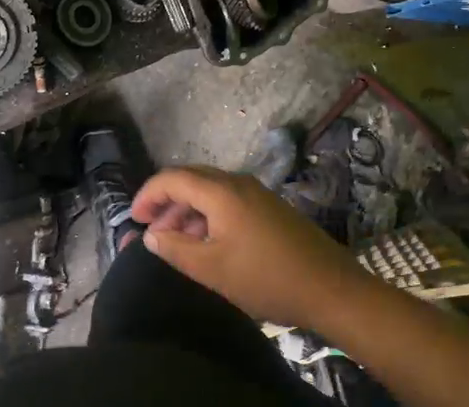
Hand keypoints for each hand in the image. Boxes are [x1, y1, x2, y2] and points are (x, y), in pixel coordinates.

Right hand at [131, 165, 367, 326]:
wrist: (334, 291)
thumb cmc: (267, 279)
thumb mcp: (213, 270)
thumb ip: (175, 250)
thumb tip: (150, 235)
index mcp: (220, 191)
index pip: (171, 178)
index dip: (148, 195)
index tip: (134, 218)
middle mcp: (237, 182)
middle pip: (190, 179)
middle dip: (166, 201)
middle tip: (152, 229)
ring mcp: (257, 193)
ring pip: (210, 190)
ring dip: (187, 210)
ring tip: (177, 241)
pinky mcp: (270, 208)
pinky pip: (228, 200)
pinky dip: (208, 214)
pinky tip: (208, 242)